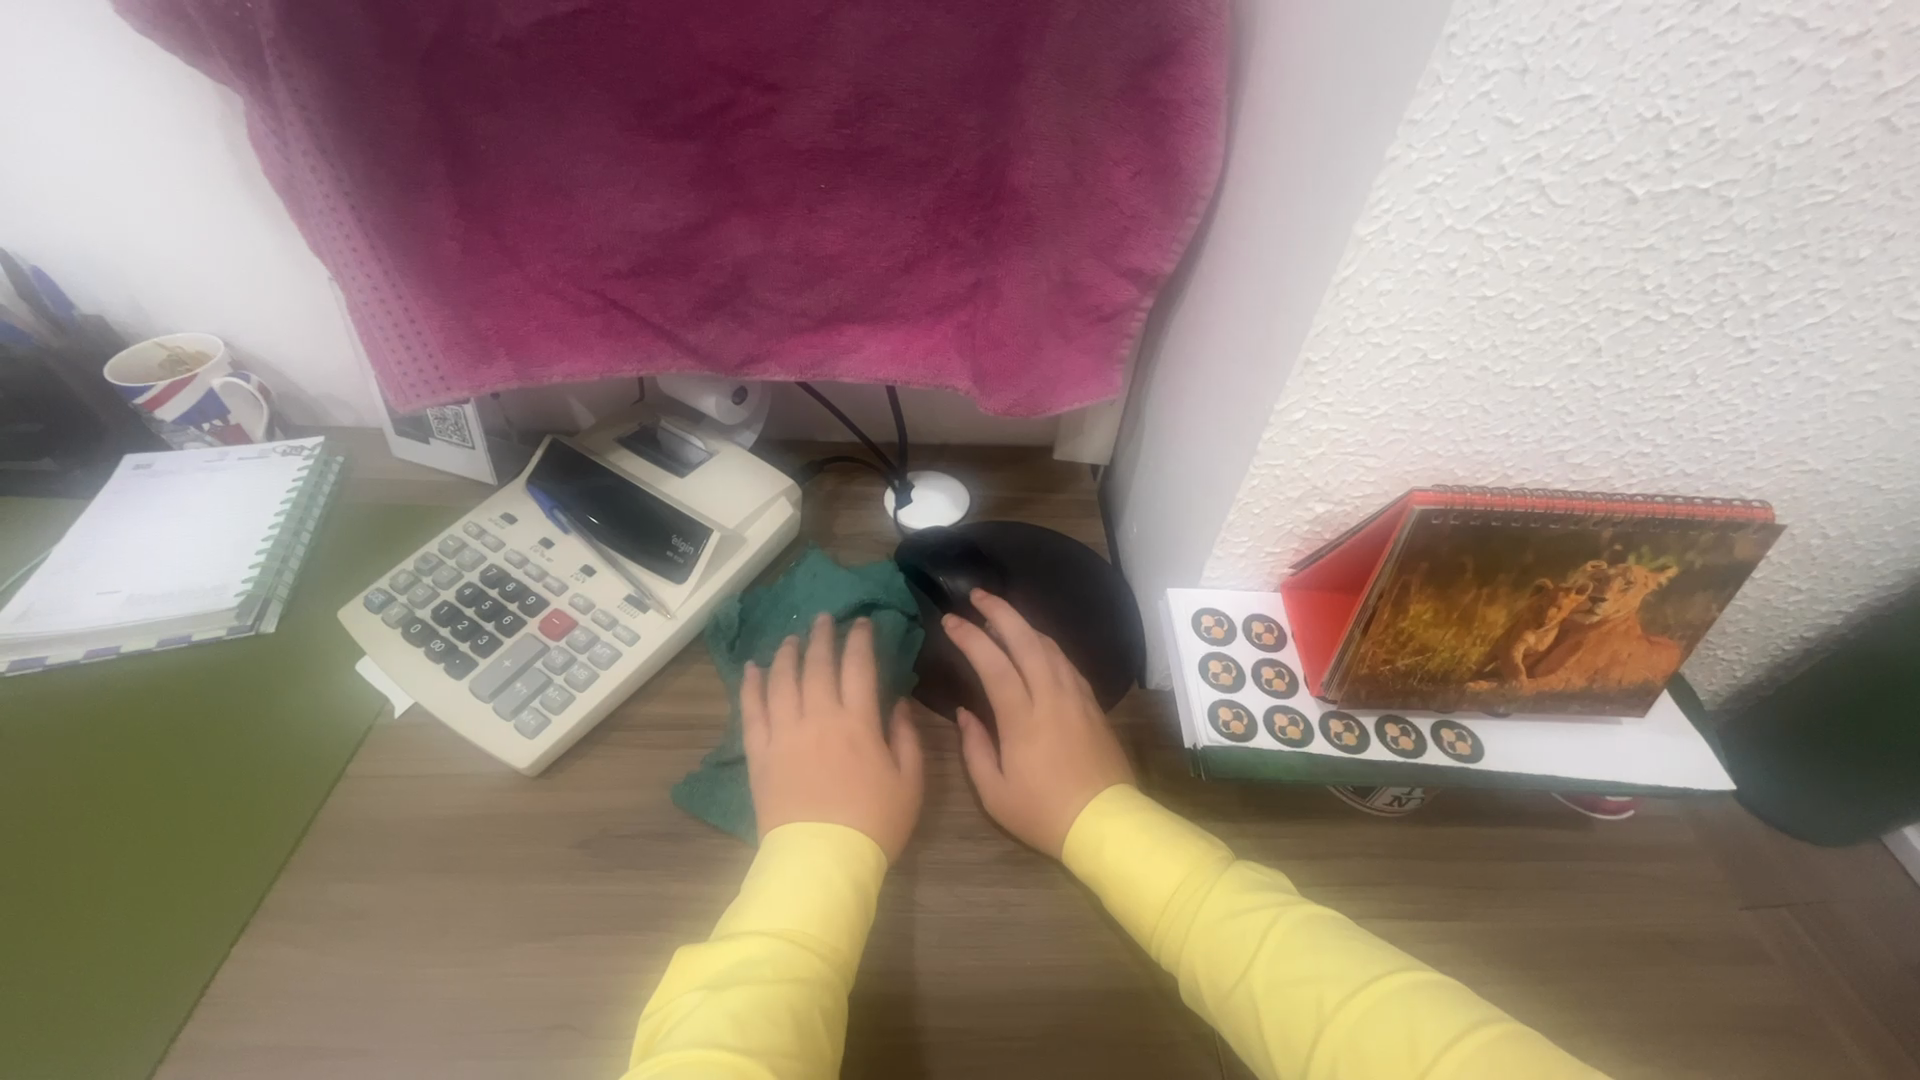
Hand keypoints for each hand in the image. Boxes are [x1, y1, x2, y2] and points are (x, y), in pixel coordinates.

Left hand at [741, 613, 924, 860]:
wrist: (823, 862)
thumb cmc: (874, 823)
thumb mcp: (910, 782)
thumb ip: (907, 738)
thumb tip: (899, 704)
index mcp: (858, 723)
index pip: (859, 667)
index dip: (860, 640)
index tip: (862, 622)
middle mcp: (819, 718)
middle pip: (817, 666)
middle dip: (822, 637)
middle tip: (824, 618)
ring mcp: (785, 734)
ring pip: (782, 681)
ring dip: (787, 654)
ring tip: (792, 637)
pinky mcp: (760, 755)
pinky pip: (752, 711)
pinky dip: (751, 686)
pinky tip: (752, 668)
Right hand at [943, 590, 1134, 858]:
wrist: (1105, 824)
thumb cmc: (1043, 813)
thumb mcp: (994, 792)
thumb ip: (974, 747)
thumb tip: (965, 713)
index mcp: (1022, 718)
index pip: (993, 663)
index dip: (971, 637)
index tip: (951, 621)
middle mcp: (1051, 697)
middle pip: (1026, 640)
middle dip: (1000, 611)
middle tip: (978, 595)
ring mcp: (1076, 698)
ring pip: (1050, 647)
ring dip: (1025, 624)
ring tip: (1002, 615)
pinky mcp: (1092, 705)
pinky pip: (1067, 663)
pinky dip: (1047, 645)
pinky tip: (1037, 645)